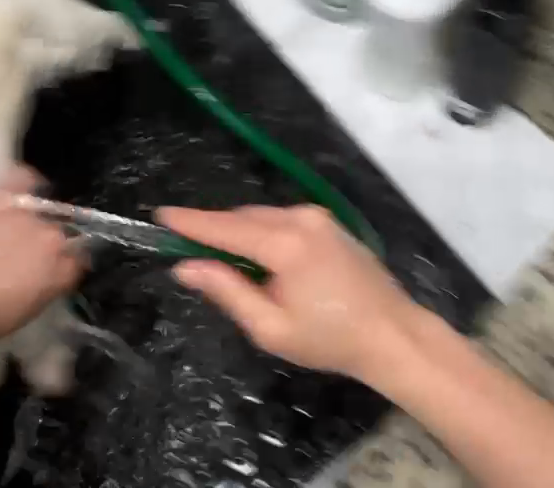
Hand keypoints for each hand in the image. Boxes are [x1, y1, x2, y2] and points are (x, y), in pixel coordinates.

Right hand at [159, 204, 422, 381]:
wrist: (393, 334)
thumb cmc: (330, 339)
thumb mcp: (270, 327)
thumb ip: (227, 291)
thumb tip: (187, 268)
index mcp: (285, 244)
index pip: (225, 228)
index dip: (191, 222)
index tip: (160, 215)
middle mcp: (300, 219)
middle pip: (243, 218)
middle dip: (214, 228)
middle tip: (185, 244)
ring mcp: (317, 217)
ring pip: (263, 216)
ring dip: (239, 231)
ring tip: (220, 256)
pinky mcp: (328, 222)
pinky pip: (282, 219)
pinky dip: (261, 231)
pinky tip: (256, 254)